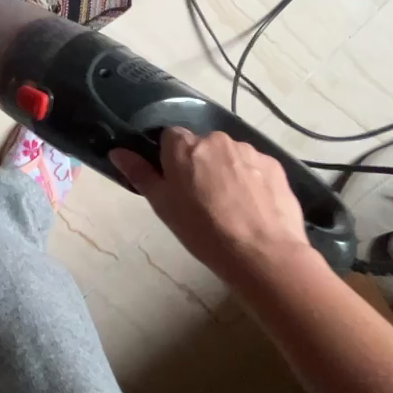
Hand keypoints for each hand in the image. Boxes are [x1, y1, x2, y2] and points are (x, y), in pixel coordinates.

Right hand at [111, 128, 316, 287]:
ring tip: (232, 206)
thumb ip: (139, 173)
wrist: (263, 255)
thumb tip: (117, 151)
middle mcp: (216, 140)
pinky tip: (253, 208)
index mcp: (184, 145)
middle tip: (203, 197)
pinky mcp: (275, 166)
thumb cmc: (203, 230)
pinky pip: (256, 167)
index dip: (171, 159)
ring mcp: (249, 151)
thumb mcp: (162, 205)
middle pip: (202, 145)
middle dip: (201, 164)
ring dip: (228, 171)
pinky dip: (252, 181)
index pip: (170, 137)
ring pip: (230, 156)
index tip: (176, 182)